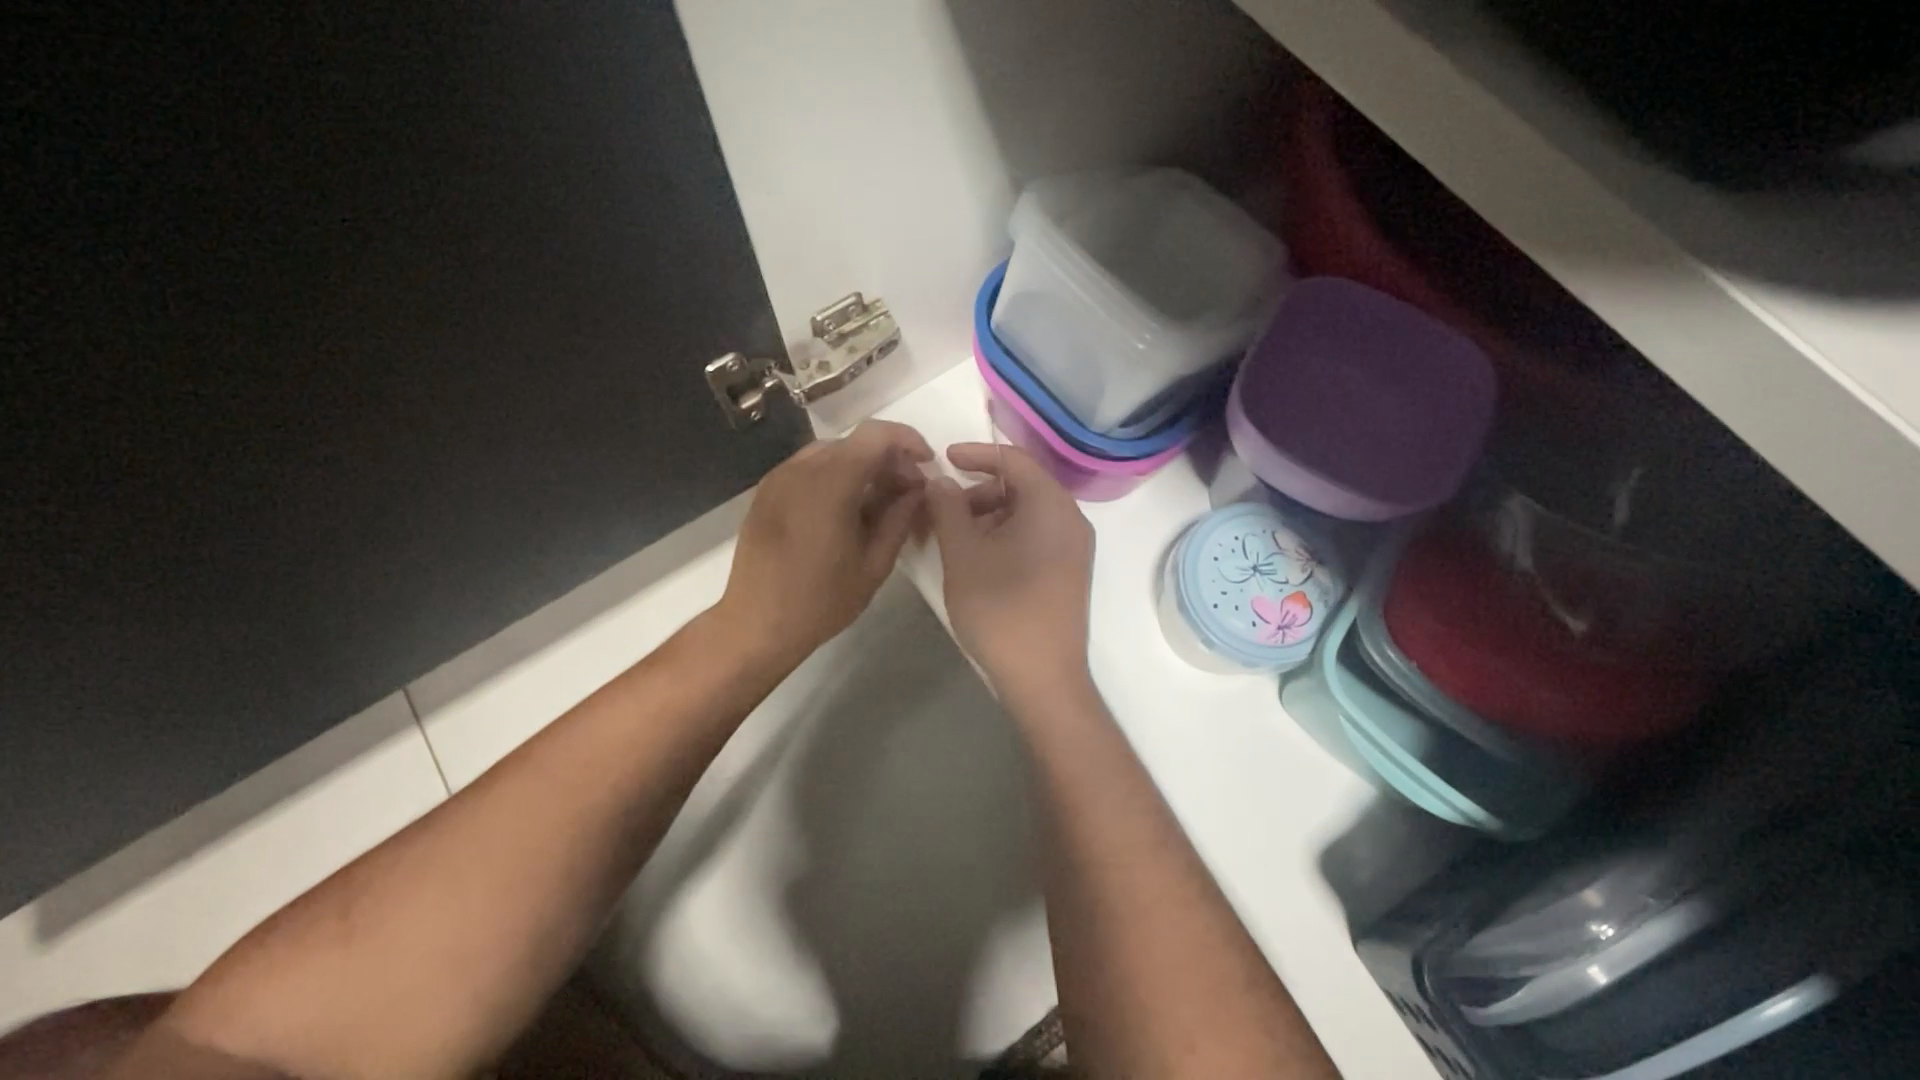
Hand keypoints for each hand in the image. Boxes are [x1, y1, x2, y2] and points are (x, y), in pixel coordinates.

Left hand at [718, 420, 933, 663]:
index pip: (876, 435)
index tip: (926, 464)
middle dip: (887, 459)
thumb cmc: (820, 601)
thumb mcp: (874, 565)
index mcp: (830, 483)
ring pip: (830, 453)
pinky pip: (808, 470)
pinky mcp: (765, 493)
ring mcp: (778, 479)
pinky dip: (834, 477)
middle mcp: (800, 470)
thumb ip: (899, 519)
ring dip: (860, 468)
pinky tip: (844, 511)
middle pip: (853, 443)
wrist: (756, 623)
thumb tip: (917, 490)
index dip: (907, 441)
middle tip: (907, 493)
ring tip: (877, 504)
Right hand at [927, 443, 1094, 695]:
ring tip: (952, 537)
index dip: (976, 454)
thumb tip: (941, 482)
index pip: (1014, 460)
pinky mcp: (1068, 573)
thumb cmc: (1000, 607)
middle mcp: (1070, 519)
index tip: (942, 459)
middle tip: (941, 509)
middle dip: (978, 490)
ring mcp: (1073, 549)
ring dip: (988, 515)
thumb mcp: (963, 553)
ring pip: (1026, 514)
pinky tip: (976, 558)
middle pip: (1022, 486)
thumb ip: (948, 508)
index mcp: (1051, 505)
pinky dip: (1004, 535)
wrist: (1043, 677)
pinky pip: (1035, 537)